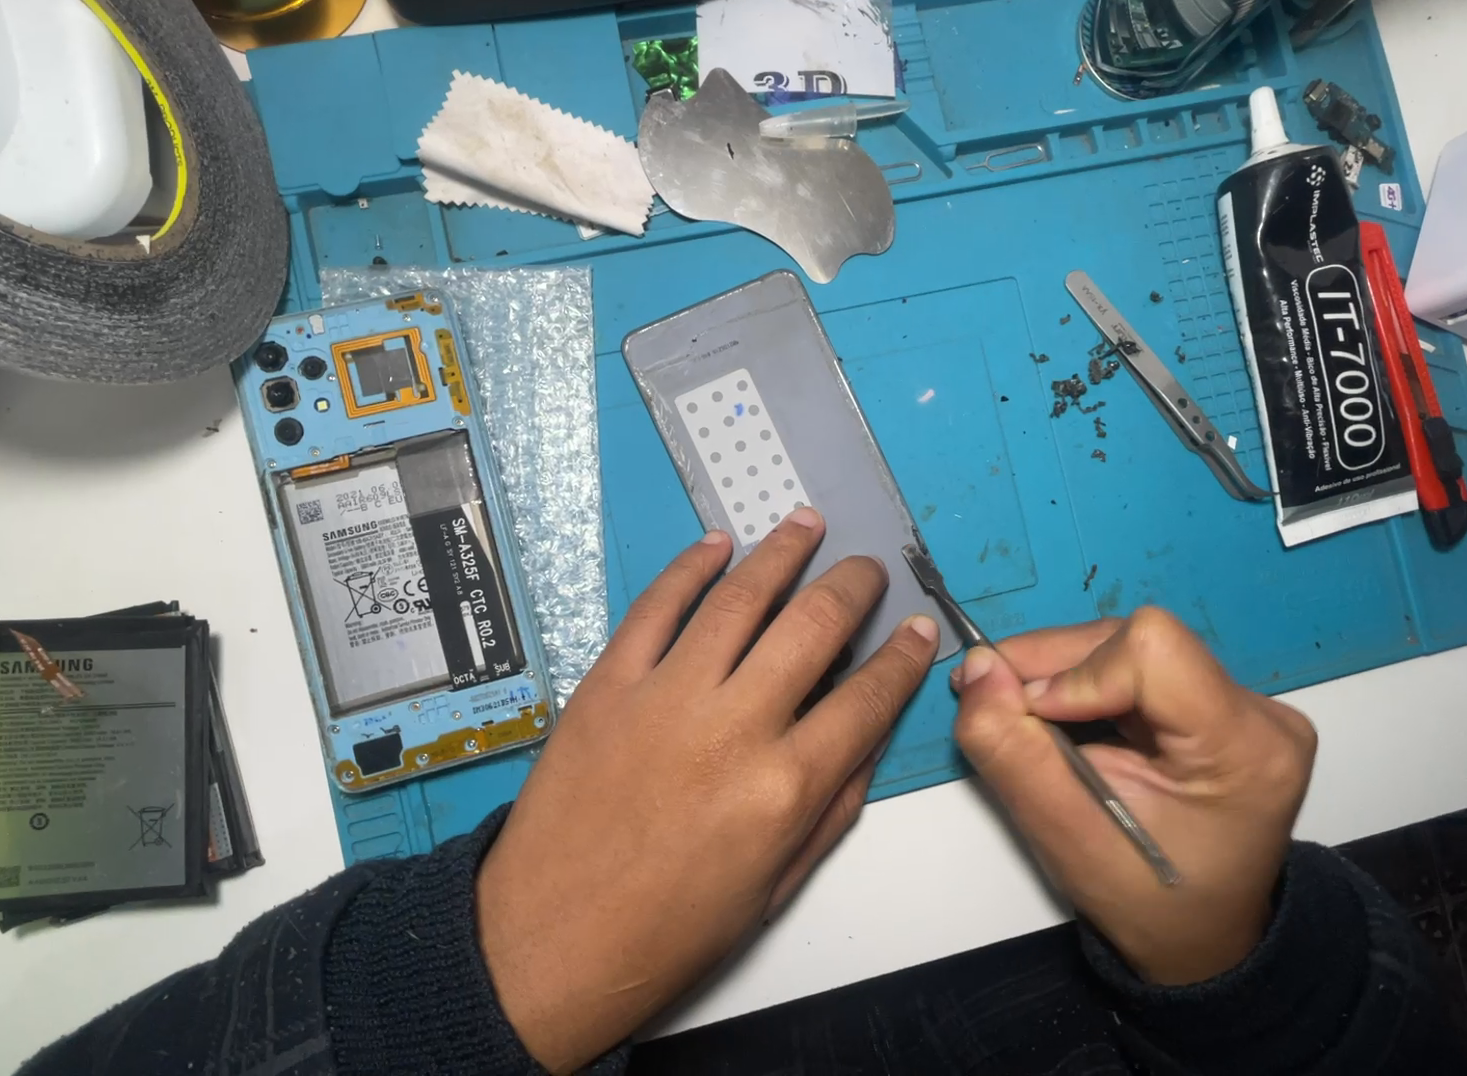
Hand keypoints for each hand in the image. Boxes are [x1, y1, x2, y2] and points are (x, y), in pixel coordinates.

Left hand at [476, 509, 939, 1072]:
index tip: (919, 627)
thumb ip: (834, 805)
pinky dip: (688, 568)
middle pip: (813, 626)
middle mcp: (734, 726)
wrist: (547, 944)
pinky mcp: (608, 683)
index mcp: (785, 788)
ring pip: (739, 599)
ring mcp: (665, 695)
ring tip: (806, 523)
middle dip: (853, 586)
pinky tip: (717, 544)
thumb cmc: (671, 930)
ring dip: (781, 552)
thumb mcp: (777, 886)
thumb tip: (868, 731)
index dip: (904, 657)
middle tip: (867, 568)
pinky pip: (655, 608)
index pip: (868, 698)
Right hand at [952, 608, 1315, 984]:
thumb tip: (978, 664)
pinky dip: (1075, 679)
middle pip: (1128, 639)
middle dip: (1049, 666)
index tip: (1029, 716)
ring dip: (1056, 670)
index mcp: (1241, 747)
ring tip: (1019, 712)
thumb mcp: (1060, 835)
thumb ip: (1009, 748)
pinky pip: (1128, 661)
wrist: (1197, 938)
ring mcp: (1241, 701)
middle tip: (993, 699)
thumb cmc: (1139, 900)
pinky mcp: (1215, 700)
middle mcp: (1256, 710)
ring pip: (1122, 643)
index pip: (1152, 650)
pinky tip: (1054, 713)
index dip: (1075, 671)